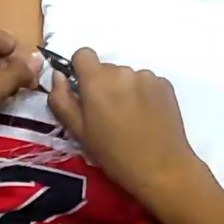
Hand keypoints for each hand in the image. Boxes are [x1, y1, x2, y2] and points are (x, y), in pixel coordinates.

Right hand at [46, 48, 216, 211]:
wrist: (162, 169)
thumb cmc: (114, 154)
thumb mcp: (78, 132)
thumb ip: (61, 99)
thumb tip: (58, 75)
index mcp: (97, 80)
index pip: (83, 53)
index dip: (80, 70)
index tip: (84, 92)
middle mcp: (122, 71)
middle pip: (106, 68)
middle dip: (103, 85)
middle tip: (108, 115)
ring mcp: (147, 76)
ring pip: (126, 76)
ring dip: (124, 90)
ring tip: (130, 119)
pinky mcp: (165, 84)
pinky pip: (146, 82)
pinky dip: (143, 94)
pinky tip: (147, 117)